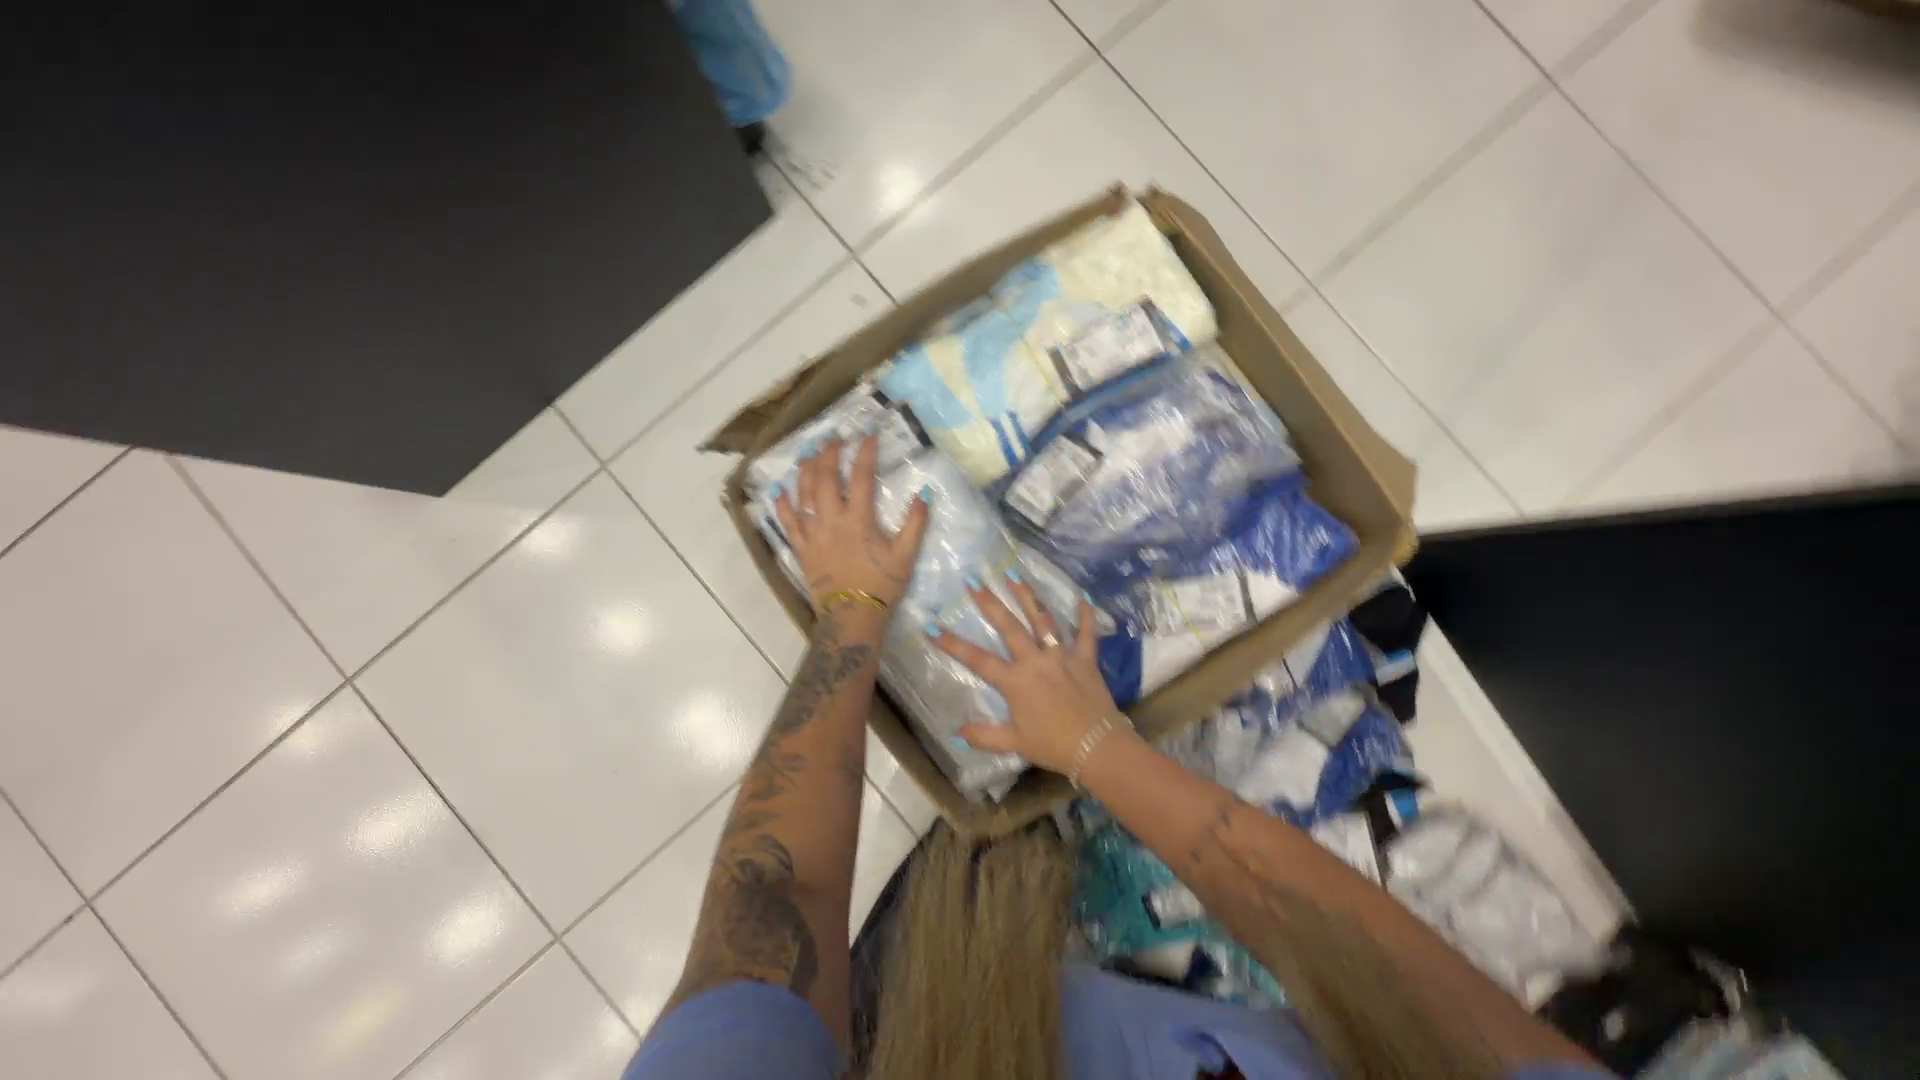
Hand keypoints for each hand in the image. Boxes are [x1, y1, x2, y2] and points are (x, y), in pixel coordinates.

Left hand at [774, 434, 929, 610]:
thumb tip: (924, 493)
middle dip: (829, 453)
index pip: (862, 476)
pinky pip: (788, 523)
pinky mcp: (802, 548)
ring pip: (804, 494)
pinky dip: (783, 505)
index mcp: (859, 519)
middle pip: (826, 478)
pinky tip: (780, 491)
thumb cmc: (881, 587)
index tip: (870, 433)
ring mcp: (813, 534)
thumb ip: (916, 523)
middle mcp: (832, 520)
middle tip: (834, 437)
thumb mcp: (906, 556)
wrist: (852, 617)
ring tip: (809, 452)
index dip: (865, 452)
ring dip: (806, 470)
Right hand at [928, 572, 1131, 774]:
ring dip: (1028, 596)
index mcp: (1016, 681)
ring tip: (1015, 575)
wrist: (1098, 747)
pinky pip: (1087, 633)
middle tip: (974, 581)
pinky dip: (1085, 616)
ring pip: (1044, 620)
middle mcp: (1037, 661)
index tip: (932, 627)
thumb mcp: (1015, 744)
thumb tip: (957, 734)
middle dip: (990, 602)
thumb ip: (985, 736)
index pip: (978, 659)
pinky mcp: (1087, 659)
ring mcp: (1063, 656)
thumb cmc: (1054, 746)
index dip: (952, 644)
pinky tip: (1083, 597)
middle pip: (1009, 626)